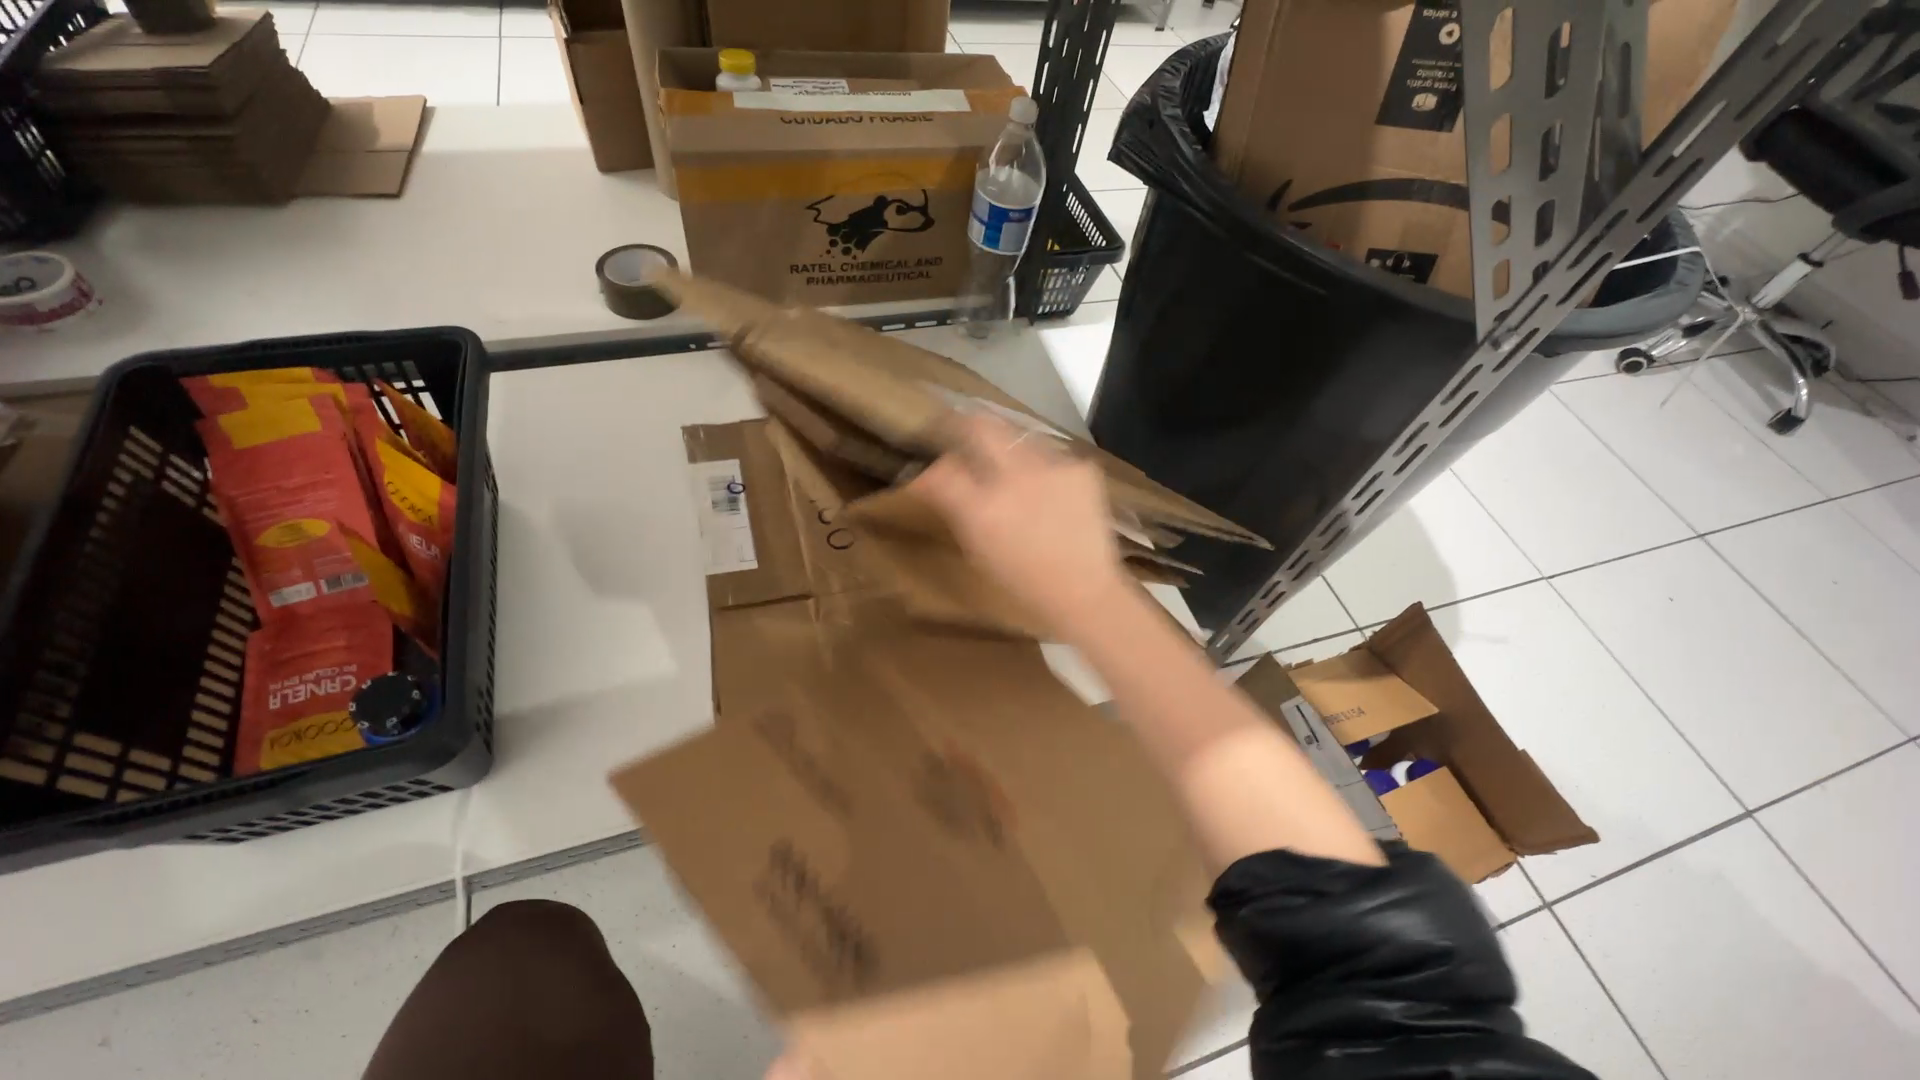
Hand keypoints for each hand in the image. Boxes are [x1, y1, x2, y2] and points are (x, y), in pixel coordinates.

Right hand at [907, 411, 1129, 636]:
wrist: (1086, 591)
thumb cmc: (1024, 582)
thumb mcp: (977, 550)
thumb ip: (956, 508)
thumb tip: (935, 480)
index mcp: (983, 509)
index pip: (942, 468)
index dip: (931, 465)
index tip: (930, 465)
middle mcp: (1016, 478)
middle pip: (980, 426)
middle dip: (963, 425)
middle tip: (959, 434)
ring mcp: (1052, 467)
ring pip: (1017, 435)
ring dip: (1005, 447)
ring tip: (1009, 468)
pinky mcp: (1081, 466)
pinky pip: (1050, 453)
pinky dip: (1040, 465)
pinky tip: (1046, 487)